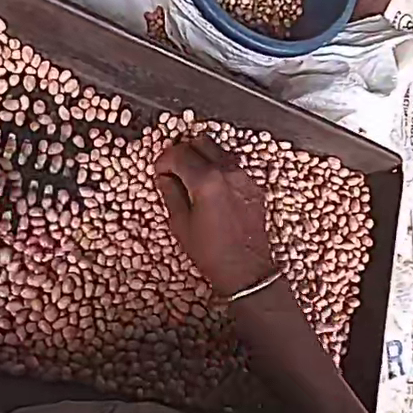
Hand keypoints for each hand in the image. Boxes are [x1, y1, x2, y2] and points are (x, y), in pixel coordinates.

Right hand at [153, 135, 277, 296]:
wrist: (246, 269)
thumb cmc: (210, 252)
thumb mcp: (180, 224)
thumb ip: (171, 193)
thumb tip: (164, 176)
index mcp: (206, 181)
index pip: (178, 154)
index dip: (164, 160)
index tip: (159, 172)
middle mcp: (228, 172)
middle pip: (200, 142)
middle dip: (183, 152)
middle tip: (173, 171)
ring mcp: (244, 177)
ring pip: (218, 151)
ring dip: (201, 158)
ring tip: (191, 179)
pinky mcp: (253, 186)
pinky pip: (232, 166)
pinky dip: (218, 169)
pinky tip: (211, 190)